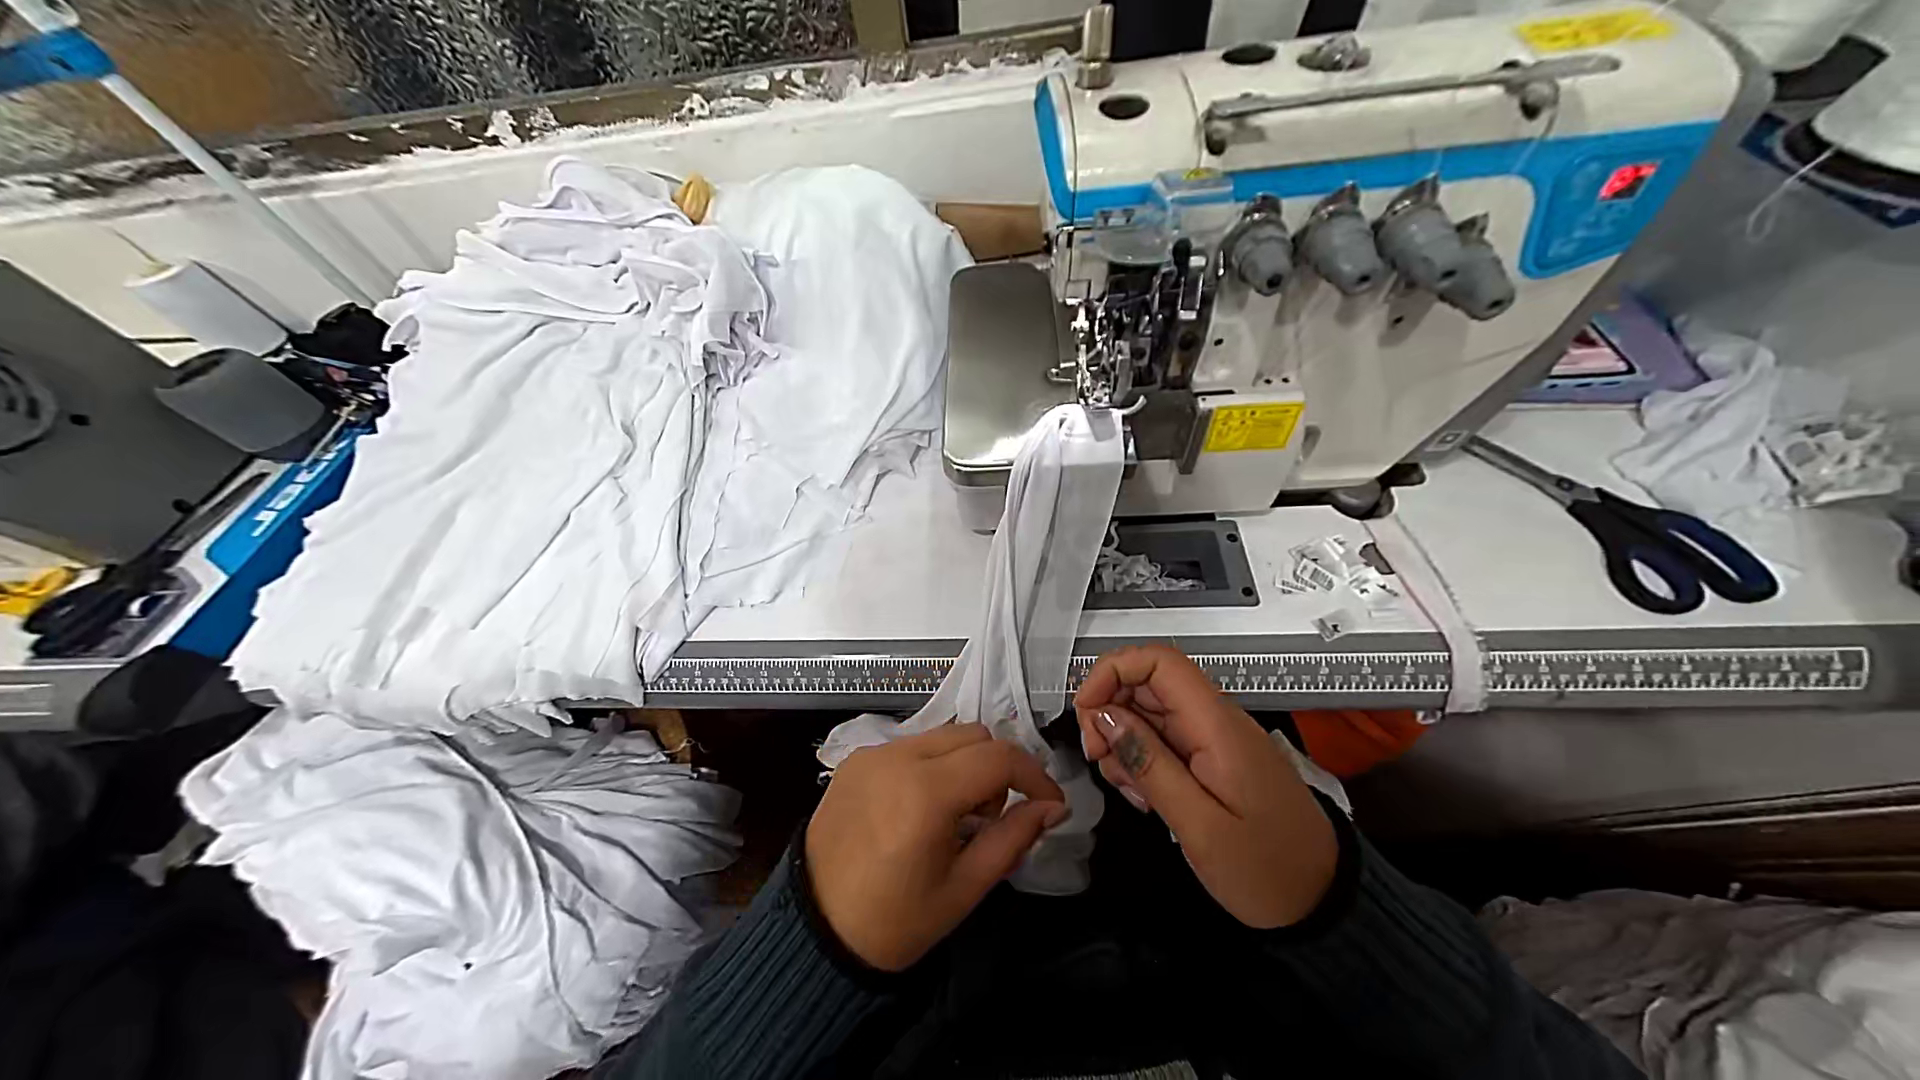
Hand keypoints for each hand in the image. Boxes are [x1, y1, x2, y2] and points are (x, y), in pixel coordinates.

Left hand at [805, 724, 1067, 970]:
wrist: (812, 931)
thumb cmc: (893, 921)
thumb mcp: (964, 888)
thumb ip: (1013, 838)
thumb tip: (1052, 808)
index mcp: (925, 792)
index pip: (999, 758)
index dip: (1035, 776)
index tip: (1049, 803)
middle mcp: (897, 757)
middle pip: (974, 735)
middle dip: (997, 769)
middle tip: (990, 818)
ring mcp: (872, 754)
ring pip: (943, 735)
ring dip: (965, 763)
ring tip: (956, 814)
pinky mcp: (855, 759)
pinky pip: (911, 744)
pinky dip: (932, 764)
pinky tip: (922, 807)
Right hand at [1075, 644, 1338, 928]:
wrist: (1323, 900)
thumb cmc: (1266, 869)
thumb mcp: (1199, 825)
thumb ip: (1148, 764)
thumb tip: (1104, 715)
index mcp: (1216, 725)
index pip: (1158, 661)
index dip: (1112, 671)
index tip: (1087, 714)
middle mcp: (1213, 719)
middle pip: (1145, 683)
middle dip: (1107, 712)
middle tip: (1099, 759)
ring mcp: (1211, 737)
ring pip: (1146, 711)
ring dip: (1121, 740)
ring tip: (1129, 788)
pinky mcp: (1208, 756)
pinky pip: (1160, 738)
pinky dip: (1139, 759)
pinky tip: (1144, 795)